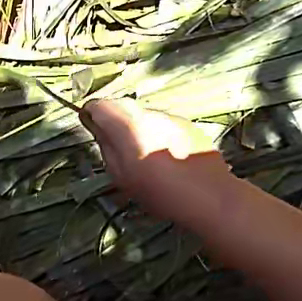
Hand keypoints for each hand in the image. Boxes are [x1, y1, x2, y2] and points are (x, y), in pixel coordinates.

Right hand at [81, 98, 232, 221]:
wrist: (209, 196)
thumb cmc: (160, 192)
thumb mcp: (121, 176)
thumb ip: (106, 146)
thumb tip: (96, 127)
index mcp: (128, 125)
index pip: (99, 104)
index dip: (92, 115)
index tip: (92, 129)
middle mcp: (149, 113)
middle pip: (122, 106)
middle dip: (114, 120)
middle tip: (116, 147)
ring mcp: (171, 117)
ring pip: (144, 114)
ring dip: (138, 127)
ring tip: (143, 156)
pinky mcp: (188, 124)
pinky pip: (164, 123)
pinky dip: (158, 133)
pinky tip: (165, 156)